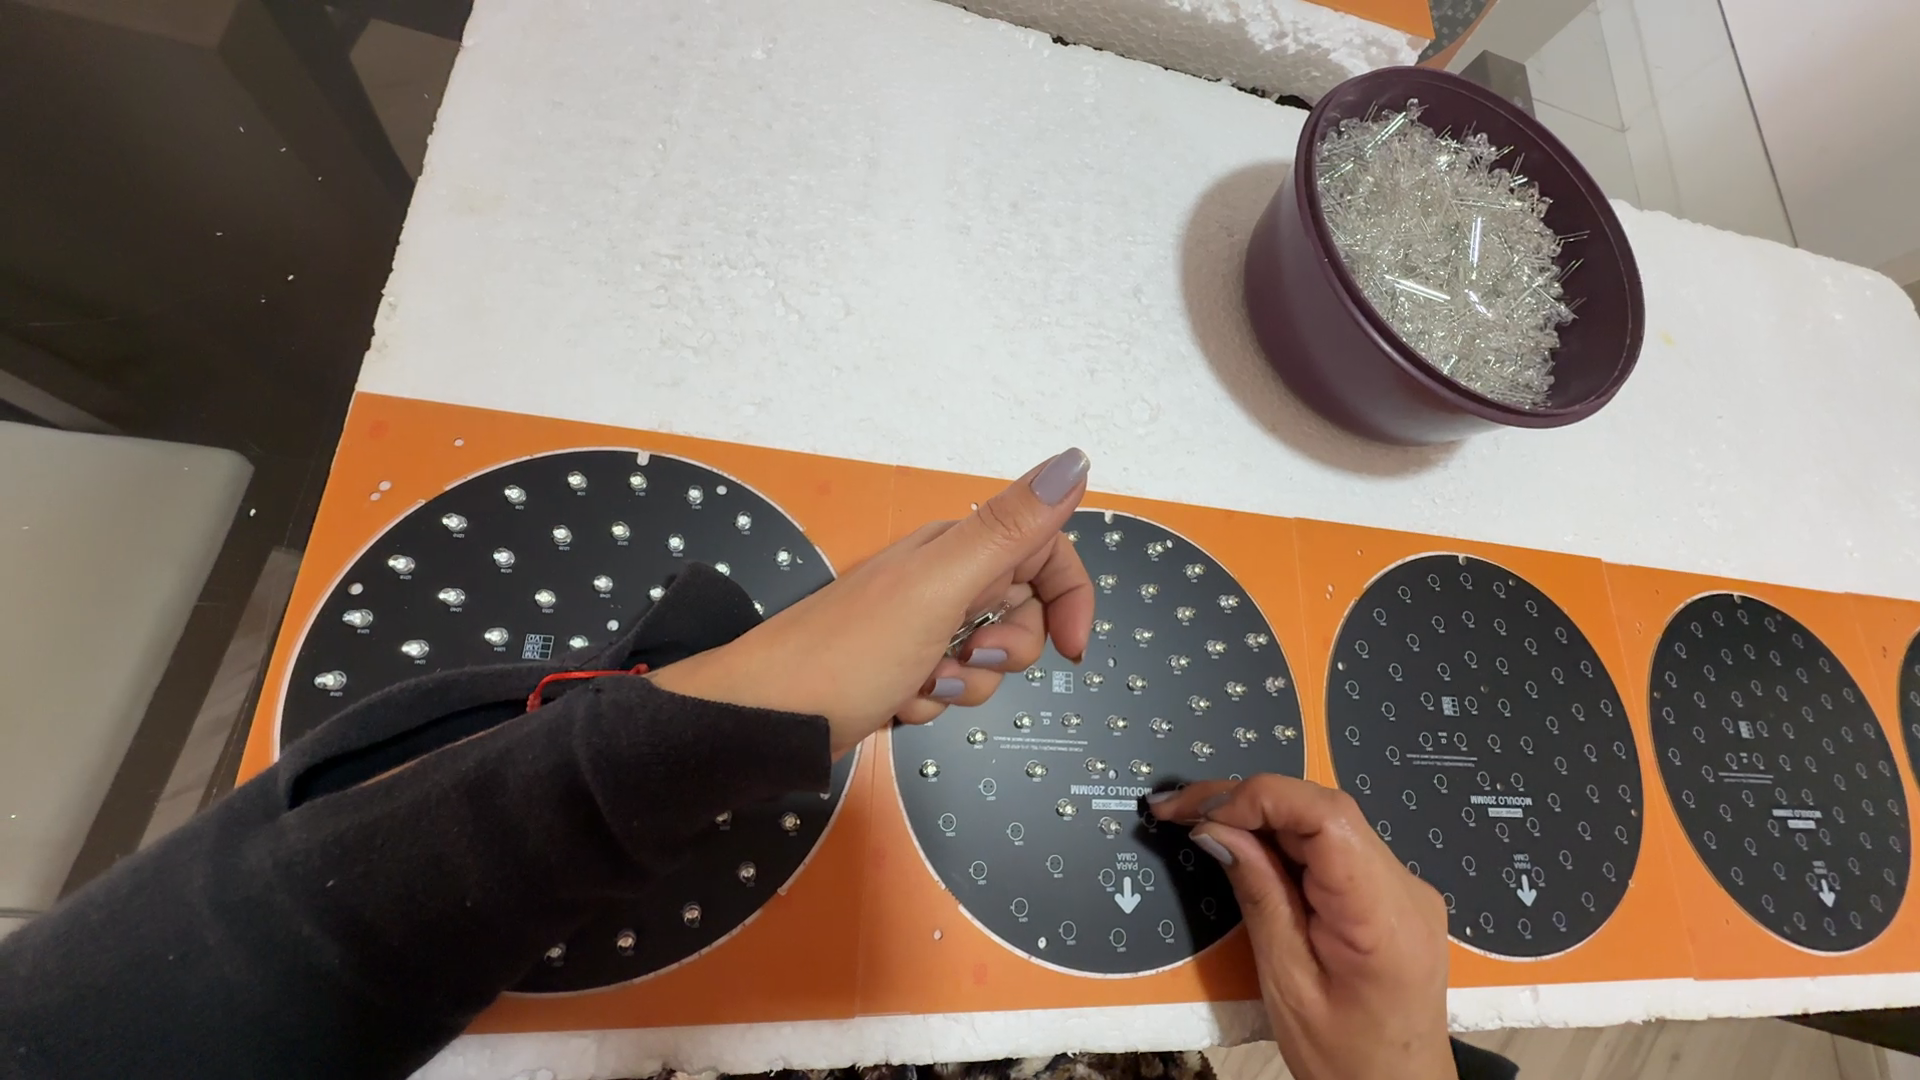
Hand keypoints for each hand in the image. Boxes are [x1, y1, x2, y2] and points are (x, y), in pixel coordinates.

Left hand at [648, 449, 1094, 756]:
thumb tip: (1075, 460)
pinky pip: (953, 683)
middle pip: (1023, 611)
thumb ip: (1008, 528)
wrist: (767, 717)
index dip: (1069, 596)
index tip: (1073, 647)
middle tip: (965, 656)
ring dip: (966, 682)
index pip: (1045, 551)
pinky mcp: (906, 664)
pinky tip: (898, 700)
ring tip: (920, 683)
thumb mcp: (938, 586)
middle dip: (1006, 649)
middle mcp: (945, 577)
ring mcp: (925, 624)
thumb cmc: (851, 650)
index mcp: (958, 546)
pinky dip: (933, 700)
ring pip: (990, 656)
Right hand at [1148, 776, 1453, 1079]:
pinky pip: (1326, 841)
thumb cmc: (1343, 1057)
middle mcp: (1403, 884)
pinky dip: (1276, 834)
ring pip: (1318, 817)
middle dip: (1243, 800)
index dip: (1256, 798)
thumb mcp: (1286, 982)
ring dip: (1254, 813)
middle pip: (1318, 808)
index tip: (1197, 814)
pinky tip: (1239, 842)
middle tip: (1177, 809)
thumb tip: (1212, 827)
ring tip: (1195, 820)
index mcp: (1383, 914)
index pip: (1325, 815)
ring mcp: (1400, 882)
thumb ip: (1258, 895)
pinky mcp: (1385, 888)